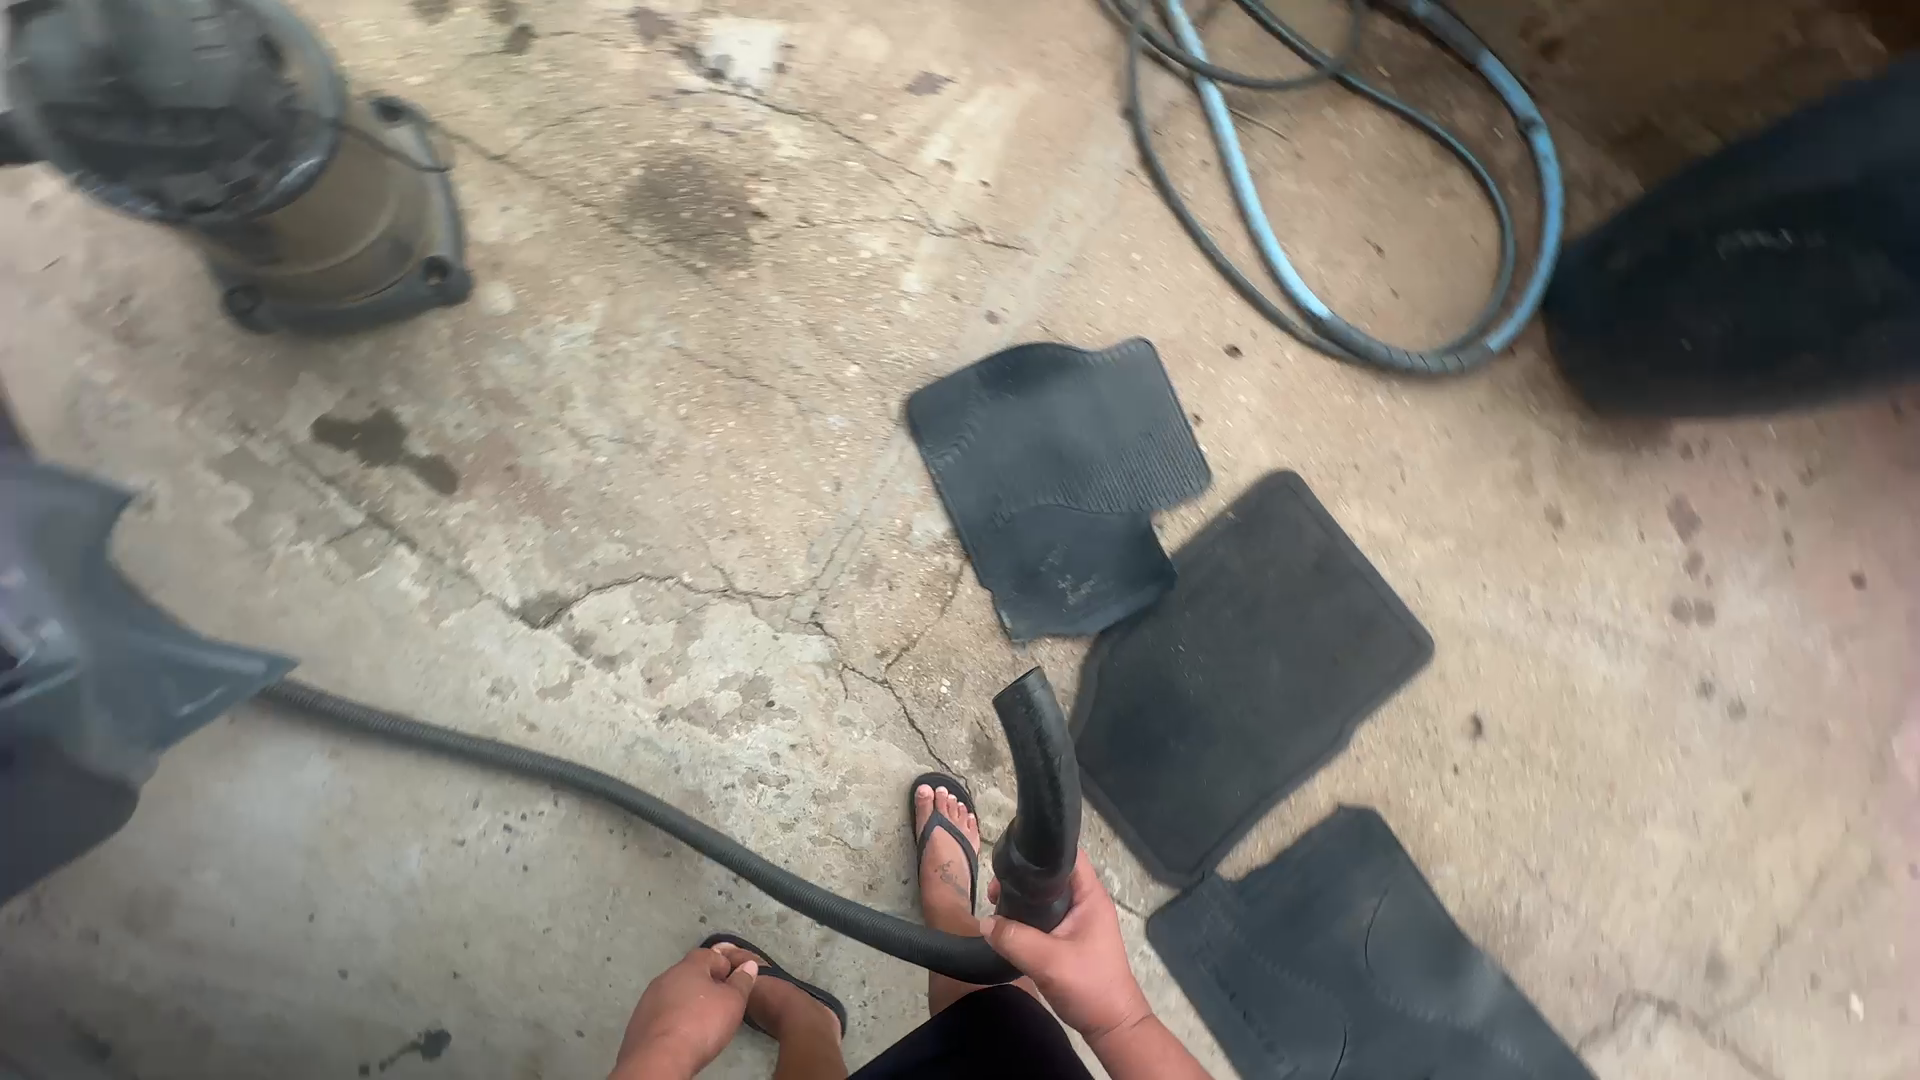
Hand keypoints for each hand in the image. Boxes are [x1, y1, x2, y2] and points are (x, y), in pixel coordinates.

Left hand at [612, 946, 757, 1078]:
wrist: (657, 1061)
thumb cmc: (700, 1025)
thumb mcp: (733, 1002)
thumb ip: (742, 981)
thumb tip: (748, 965)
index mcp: (688, 966)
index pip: (709, 954)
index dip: (723, 966)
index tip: (733, 982)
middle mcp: (665, 978)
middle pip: (689, 974)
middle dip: (704, 985)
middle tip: (718, 1003)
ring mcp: (647, 1002)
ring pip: (672, 995)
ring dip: (685, 1003)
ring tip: (699, 1023)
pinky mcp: (636, 1026)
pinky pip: (660, 1016)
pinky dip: (671, 1021)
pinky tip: (680, 1036)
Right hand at [980, 851, 1152, 1046]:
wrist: (1111, 1027)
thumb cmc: (1089, 987)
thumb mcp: (1048, 961)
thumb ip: (1014, 939)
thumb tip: (985, 922)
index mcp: (1090, 896)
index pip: (1069, 854)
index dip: (1043, 849)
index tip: (1012, 856)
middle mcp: (1086, 901)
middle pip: (1053, 874)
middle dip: (1025, 877)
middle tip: (997, 888)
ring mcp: (1080, 919)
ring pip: (1048, 896)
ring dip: (1025, 898)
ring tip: (998, 903)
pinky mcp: (1072, 936)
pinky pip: (1047, 915)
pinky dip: (1029, 915)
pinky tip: (1010, 924)